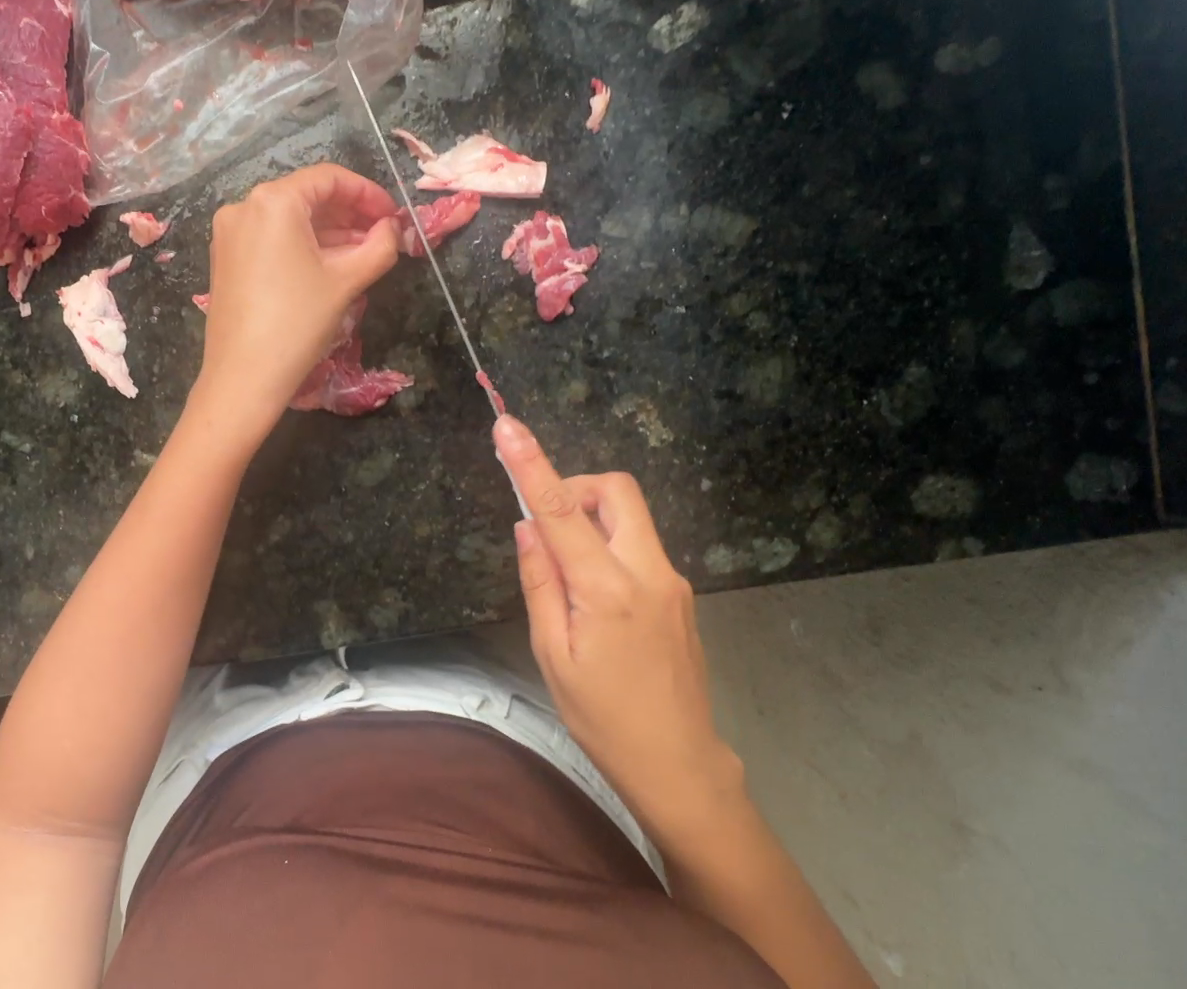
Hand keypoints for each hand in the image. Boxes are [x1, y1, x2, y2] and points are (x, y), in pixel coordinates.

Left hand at [194, 164, 400, 434]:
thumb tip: (392, 229)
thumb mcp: (346, 281)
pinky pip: (270, 240)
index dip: (367, 193)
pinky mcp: (224, 260)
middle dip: (348, 214)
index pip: (329, 179)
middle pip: (307, 197)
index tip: (392, 216)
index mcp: (273, 201)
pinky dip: (301, 246)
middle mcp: (244, 207)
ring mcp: (229, 234)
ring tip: (362, 255)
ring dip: (328, 232)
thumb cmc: (297, 323)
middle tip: (381, 237)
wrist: (243, 377)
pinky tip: (328, 267)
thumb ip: (379, 246)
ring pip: (289, 220)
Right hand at [494, 415, 743, 829]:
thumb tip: (527, 526)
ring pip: (629, 516)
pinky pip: (637, 546)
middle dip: (575, 487)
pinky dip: (606, 546)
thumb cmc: (601, 716)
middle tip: (545, 526)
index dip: (531, 464)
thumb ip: (539, 582)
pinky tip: (590, 597)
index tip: (506, 426)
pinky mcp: (679, 594)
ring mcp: (672, 580)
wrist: (677, 761)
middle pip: (616, 491)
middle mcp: (648, 571)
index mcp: (607, 589)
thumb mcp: (552, 654)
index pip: (561, 510)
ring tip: (563, 574)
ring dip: (591, 519)